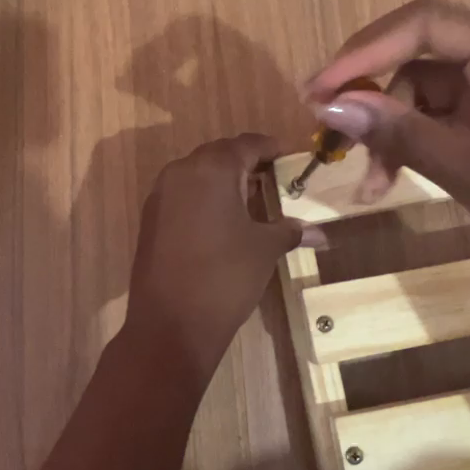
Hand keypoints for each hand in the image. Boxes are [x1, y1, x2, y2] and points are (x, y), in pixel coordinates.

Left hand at [125, 135, 303, 378]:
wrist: (170, 324)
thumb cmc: (225, 276)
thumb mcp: (265, 249)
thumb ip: (289, 231)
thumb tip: (319, 233)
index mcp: (212, 169)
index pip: (247, 145)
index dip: (271, 149)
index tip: (289, 157)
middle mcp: (181, 172)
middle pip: (219, 155)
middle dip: (247, 164)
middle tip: (274, 179)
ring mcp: (160, 196)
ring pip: (198, 175)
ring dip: (224, 182)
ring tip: (252, 201)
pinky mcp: (150, 220)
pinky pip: (183, 196)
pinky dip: (204, 199)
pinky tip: (223, 222)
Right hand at [304, 0, 469, 305]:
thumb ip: (405, 135)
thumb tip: (332, 105)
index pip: (425, 23)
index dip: (364, 49)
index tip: (319, 90)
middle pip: (420, 56)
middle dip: (371, 92)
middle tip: (328, 133)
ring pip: (425, 93)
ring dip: (389, 129)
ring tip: (367, 180)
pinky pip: (443, 122)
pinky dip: (413, 147)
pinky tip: (390, 182)